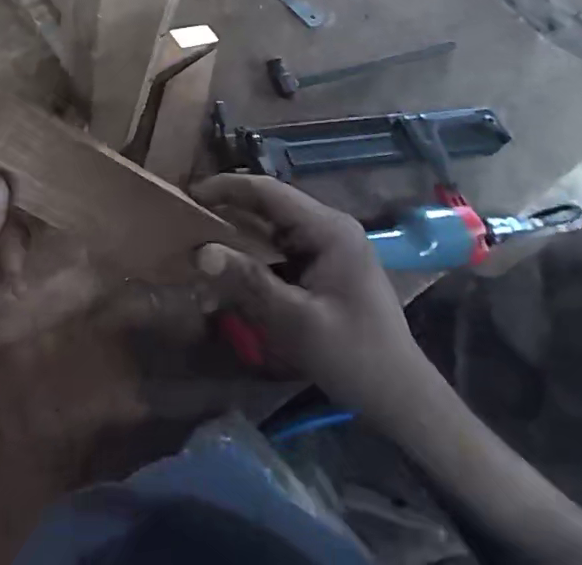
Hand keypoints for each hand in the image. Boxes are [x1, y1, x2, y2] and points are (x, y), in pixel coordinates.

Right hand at [192, 174, 436, 417]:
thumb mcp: (296, 320)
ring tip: (198, 249)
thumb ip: (249, 281)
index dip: (226, 188)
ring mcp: (326, 247)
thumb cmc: (352, 354)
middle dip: (226, 214)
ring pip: (270, 231)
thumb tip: (201, 252)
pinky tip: (228, 278)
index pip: (269, 192)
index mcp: (328, 229)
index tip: (188, 194)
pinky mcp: (322, 267)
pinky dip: (253, 262)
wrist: (398, 392)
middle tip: (184, 224)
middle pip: (268, 208)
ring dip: (237, 240)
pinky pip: (279, 253)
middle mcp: (328, 228)